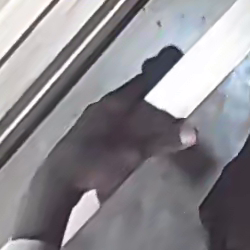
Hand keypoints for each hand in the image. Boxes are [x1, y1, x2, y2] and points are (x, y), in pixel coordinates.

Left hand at [19, 48, 197, 241]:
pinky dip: (124, 131)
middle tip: (166, 102)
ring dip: (135, 118)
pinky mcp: (82, 140)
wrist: (56, 184)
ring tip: (151, 124)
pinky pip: (110, 128)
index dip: (155, 75)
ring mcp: (88, 124)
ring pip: (118, 114)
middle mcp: (99, 109)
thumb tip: (193, 132)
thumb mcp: (133, 154)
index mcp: (112, 105)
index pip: (140, 83)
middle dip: (148, 100)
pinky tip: (129, 143)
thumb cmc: (95, 162)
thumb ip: (162, 141)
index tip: (170, 65)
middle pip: (130, 98)